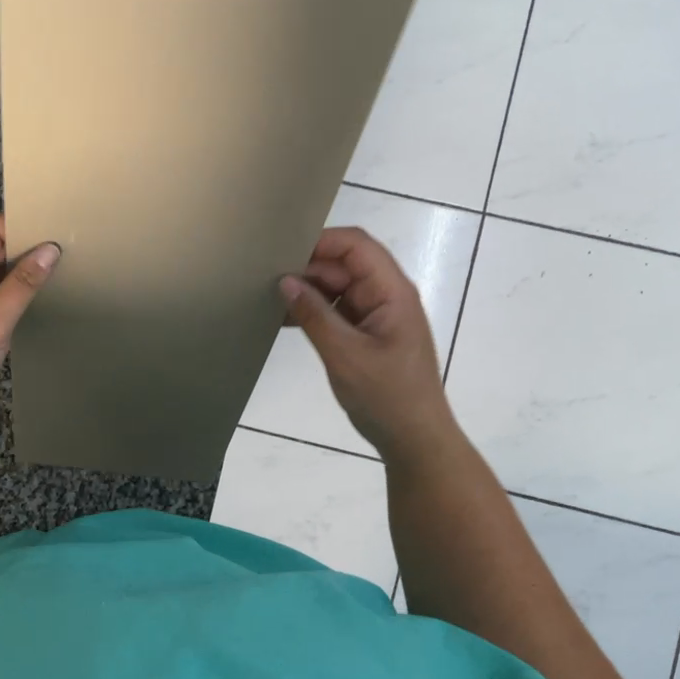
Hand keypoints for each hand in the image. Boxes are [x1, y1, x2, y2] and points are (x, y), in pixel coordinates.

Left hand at [0, 215, 60, 448]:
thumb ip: (24, 282)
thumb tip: (51, 249)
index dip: (18, 225)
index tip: (53, 225)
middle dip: (26, 246)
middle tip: (65, 243)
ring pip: (1, 275)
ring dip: (25, 271)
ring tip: (62, 265)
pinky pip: (2, 297)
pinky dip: (21, 293)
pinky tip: (46, 294)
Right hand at [279, 226, 459, 462]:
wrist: (413, 437)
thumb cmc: (386, 395)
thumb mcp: (345, 355)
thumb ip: (314, 315)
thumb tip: (285, 281)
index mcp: (391, 292)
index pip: (356, 246)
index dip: (320, 241)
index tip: (281, 253)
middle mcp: (386, 295)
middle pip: (344, 263)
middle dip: (308, 267)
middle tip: (266, 280)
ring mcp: (376, 314)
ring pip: (338, 286)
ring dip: (307, 290)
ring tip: (269, 300)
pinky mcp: (366, 333)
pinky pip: (337, 309)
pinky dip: (313, 311)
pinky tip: (284, 321)